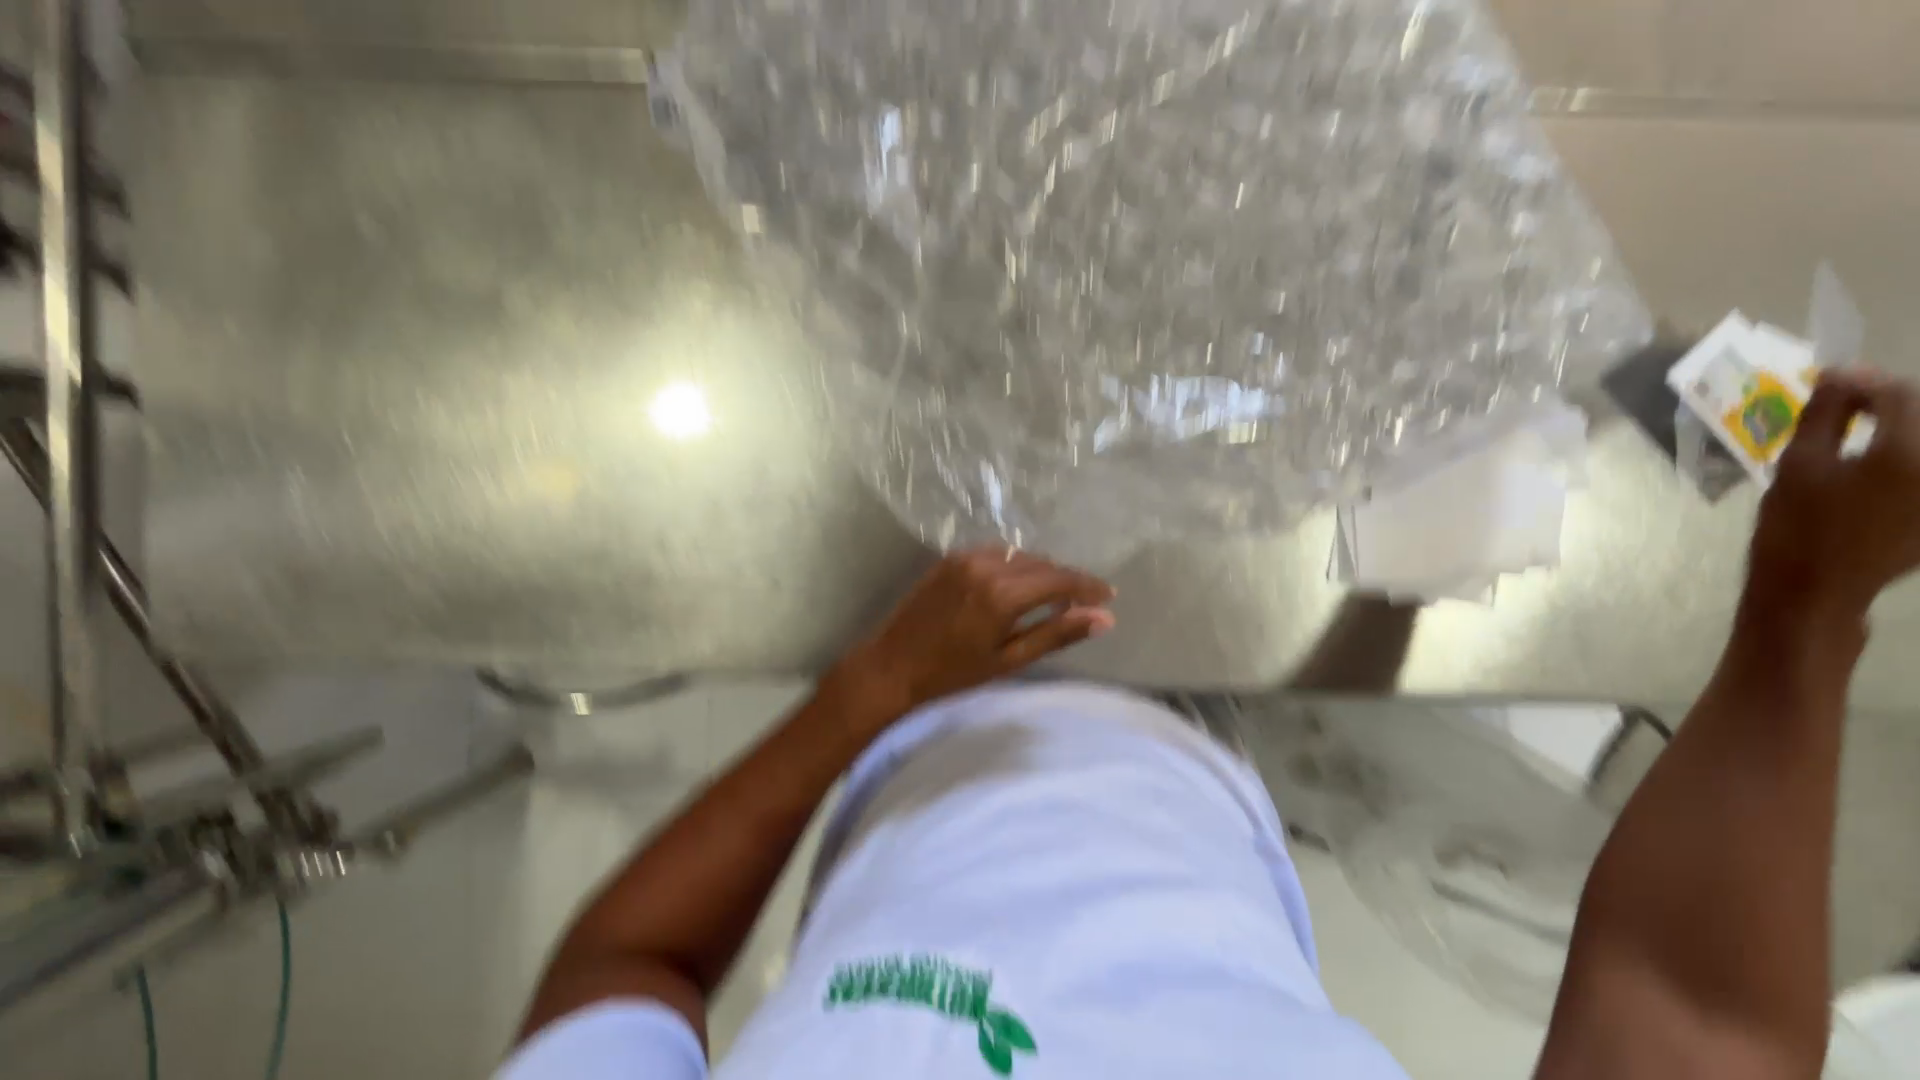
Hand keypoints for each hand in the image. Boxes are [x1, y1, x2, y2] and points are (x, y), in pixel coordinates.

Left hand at [832, 548, 1116, 717]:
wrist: (892, 665)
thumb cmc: (951, 673)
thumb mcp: (1009, 660)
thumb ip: (1056, 634)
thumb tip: (1104, 619)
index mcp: (1002, 594)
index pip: (1059, 579)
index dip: (1088, 586)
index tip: (1108, 596)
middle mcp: (986, 565)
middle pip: (1042, 564)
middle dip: (1066, 580)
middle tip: (1083, 604)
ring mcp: (965, 557)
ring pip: (1020, 556)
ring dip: (1041, 572)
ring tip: (1054, 599)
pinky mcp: (951, 558)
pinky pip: (997, 554)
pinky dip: (1016, 566)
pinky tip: (1020, 588)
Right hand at [1746, 369, 1919, 626]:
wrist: (1814, 590)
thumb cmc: (1795, 526)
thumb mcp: (1797, 466)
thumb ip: (1824, 415)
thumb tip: (1838, 376)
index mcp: (1909, 451)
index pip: (1898, 394)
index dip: (1862, 381)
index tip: (1826, 379)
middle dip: (1887, 401)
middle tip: (1843, 401)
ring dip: (1900, 426)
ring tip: (1860, 428)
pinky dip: (1904, 455)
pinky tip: (1876, 461)